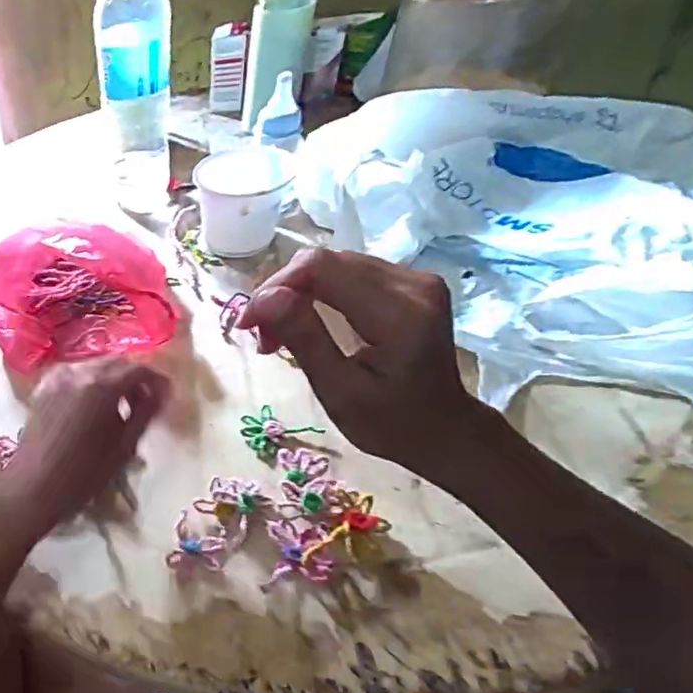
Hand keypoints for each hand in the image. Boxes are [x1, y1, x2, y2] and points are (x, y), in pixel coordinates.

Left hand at [0, 358, 170, 545]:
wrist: (31, 489)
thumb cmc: (82, 476)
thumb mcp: (123, 448)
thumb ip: (145, 414)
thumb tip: (159, 394)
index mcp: (100, 386)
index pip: (138, 369)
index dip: (157, 381)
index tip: (166, 396)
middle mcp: (77, 372)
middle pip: (116, 363)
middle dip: (135, 378)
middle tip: (147, 401)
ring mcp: (56, 378)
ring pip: (95, 367)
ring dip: (113, 380)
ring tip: (123, 406)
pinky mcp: (43, 387)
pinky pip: (75, 375)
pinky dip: (91, 383)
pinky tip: (96, 406)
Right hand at [237, 248, 482, 475]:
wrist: (443, 430)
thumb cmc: (389, 424)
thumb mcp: (339, 392)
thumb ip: (305, 339)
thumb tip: (263, 298)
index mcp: (398, 314)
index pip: (321, 268)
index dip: (275, 286)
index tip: (249, 324)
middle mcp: (412, 283)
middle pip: (326, 261)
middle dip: (282, 292)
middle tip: (262, 336)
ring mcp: (415, 278)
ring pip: (334, 264)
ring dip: (297, 293)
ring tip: (280, 333)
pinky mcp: (411, 281)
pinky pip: (350, 273)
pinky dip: (319, 293)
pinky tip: (308, 320)